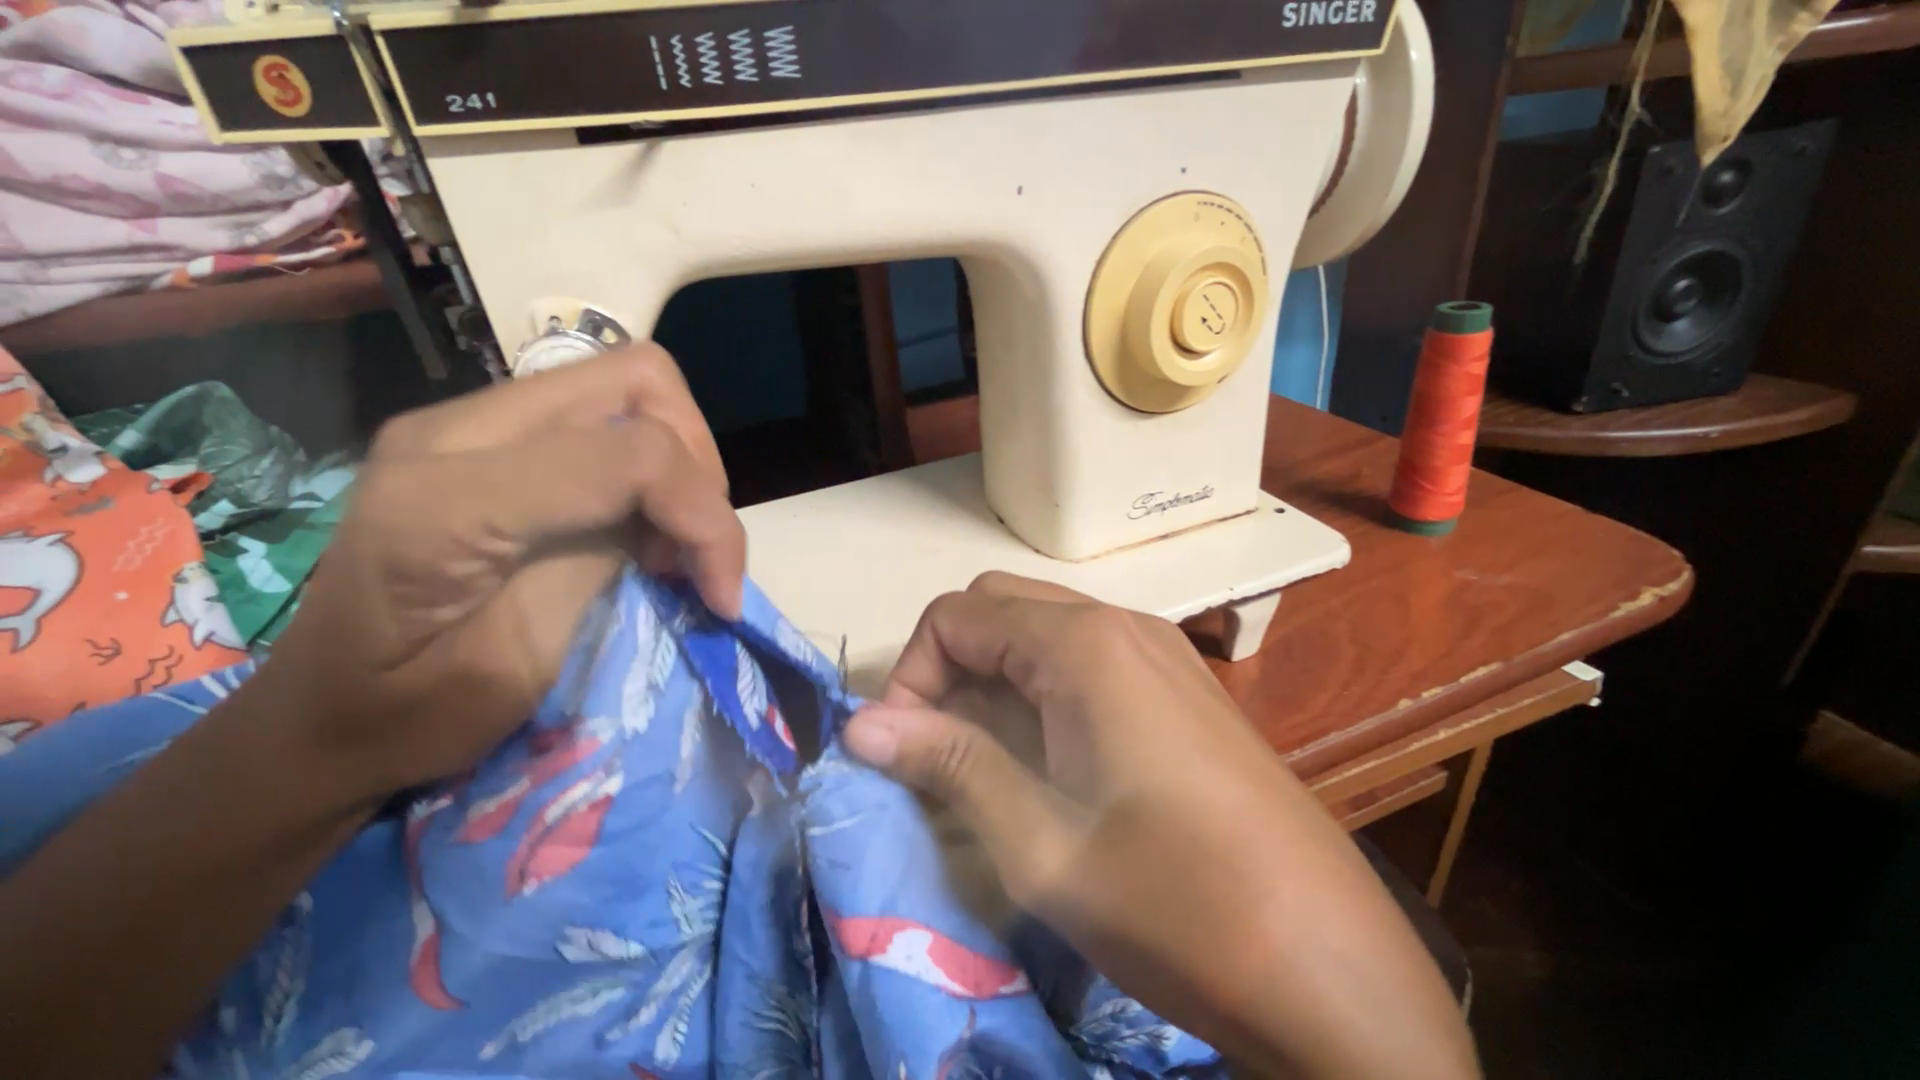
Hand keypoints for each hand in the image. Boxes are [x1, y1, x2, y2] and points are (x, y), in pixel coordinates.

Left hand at [257, 345, 744, 804]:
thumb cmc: (405, 721)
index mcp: (446, 502)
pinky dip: (644, 462)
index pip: (629, 453)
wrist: (316, 718)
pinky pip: (597, 411)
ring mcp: (461, 422)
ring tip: (671, 543)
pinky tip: (635, 525)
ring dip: (676, 460)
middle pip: (638, 380)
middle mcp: (452, 432)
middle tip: (698, 551)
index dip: (705, 516)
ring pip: (626, 384)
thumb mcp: (516, 672)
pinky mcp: (477, 433)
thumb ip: (596, 571)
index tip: (724, 594)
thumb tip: (668, 528)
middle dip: (698, 465)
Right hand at [843, 573, 1478, 1079]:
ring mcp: (1165, 656)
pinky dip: (1044, 698)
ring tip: (986, 776)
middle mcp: (1126, 626)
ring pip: (1045, 637)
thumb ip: (949, 765)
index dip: (910, 678)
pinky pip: (1091, 667)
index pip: (956, 615)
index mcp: (1083, 645)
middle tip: (936, 760)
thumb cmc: (1172, 902)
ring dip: (995, 687)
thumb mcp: (1039, 844)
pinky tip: (1050, 774)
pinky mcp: (1187, 694)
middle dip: (948, 672)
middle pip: (1000, 611)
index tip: (903, 756)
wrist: (1329, 966)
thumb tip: (859, 724)